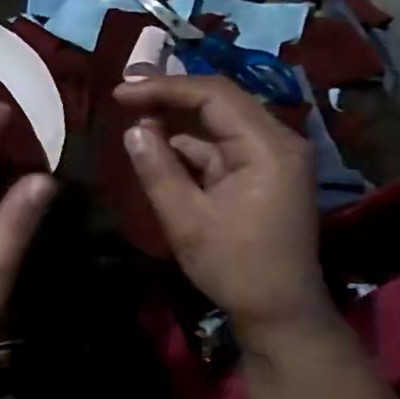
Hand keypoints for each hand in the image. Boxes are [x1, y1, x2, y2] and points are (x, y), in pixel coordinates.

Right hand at [114, 76, 330, 342]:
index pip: (213, 95)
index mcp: (266, 147)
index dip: (163, 88)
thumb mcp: (186, 220)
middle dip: (170, 98)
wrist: (279, 310)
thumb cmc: (233, 266)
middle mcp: (277, 141)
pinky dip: (192, 147)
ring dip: (179, 123)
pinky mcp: (264, 174)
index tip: (120, 93)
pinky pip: (224, 148)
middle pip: (220, 102)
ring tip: (135, 121)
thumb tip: (133, 130)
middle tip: (125, 95)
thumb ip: (157, 170)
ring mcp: (273, 157)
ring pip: (220, 124)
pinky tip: (160, 150)